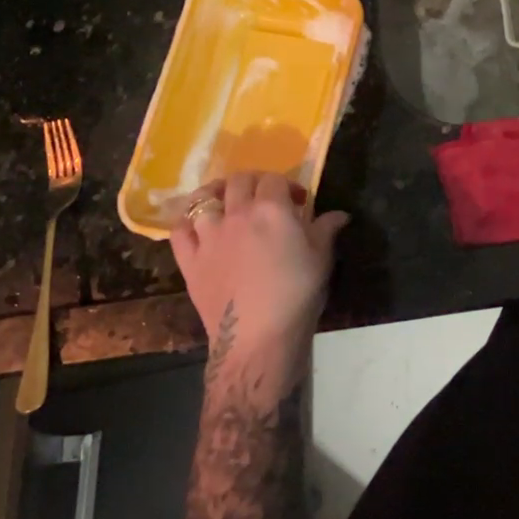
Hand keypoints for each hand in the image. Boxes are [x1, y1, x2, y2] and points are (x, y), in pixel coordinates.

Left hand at [170, 172, 348, 387]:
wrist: (257, 338)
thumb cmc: (296, 295)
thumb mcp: (321, 259)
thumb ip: (326, 230)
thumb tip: (340, 214)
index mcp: (272, 210)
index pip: (275, 180)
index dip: (288, 185)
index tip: (299, 201)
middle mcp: (237, 214)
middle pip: (239, 181)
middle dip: (254, 182)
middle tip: (265, 196)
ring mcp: (209, 236)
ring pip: (203, 198)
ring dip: (216, 192)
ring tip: (226, 199)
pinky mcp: (189, 260)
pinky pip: (179, 229)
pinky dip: (187, 220)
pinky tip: (197, 223)